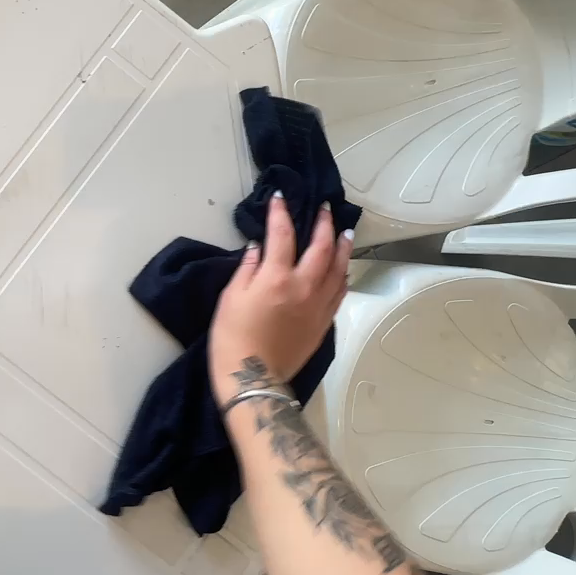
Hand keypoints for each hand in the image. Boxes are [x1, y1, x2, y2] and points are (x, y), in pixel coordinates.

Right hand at [208, 193, 352, 400]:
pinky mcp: (323, 322)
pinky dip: (342, 275)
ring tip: (345, 233)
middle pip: (321, 248)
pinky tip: (342, 269)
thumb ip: (247, 269)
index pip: (282, 235)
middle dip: (323, 225)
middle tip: (325, 209)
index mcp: (277, 278)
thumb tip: (258, 247)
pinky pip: (339, 292)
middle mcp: (304, 287)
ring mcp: (318, 305)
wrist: (253, 377)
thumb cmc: (232, 336)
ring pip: (338, 269)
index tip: (280, 198)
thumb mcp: (230, 298)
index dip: (280, 214)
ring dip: (342, 248)